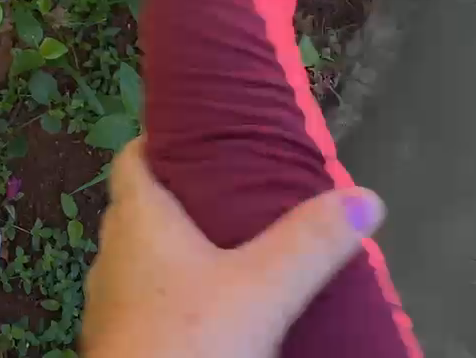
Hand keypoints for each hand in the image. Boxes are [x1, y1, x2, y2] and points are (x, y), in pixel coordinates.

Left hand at [80, 139, 385, 356]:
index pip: (132, 155)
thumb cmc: (190, 339)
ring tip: (224, 246)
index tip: (197, 138)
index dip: (158, 140)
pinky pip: (141, 293)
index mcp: (137, 214)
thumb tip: (366, 198)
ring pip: (139, 251)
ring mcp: (110, 293)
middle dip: (178, 193)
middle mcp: (114, 244)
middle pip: (139, 201)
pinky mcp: (117, 334)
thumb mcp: (261, 289)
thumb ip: (310, 243)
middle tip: (228, 191)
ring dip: (172, 244)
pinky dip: (168, 288)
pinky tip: (206, 308)